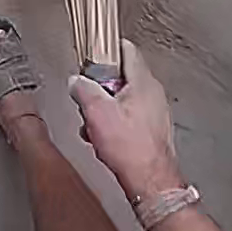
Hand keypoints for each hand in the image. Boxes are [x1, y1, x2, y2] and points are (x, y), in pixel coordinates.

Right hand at [68, 39, 186, 201]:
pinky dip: (113, 123)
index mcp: (143, 83)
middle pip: (121, 76)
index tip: (93, 53)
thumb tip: (76, 82)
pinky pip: (127, 117)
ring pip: (122, 98)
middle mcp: (153, 94)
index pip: (127, 50)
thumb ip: (83, 89)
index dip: (106, 49)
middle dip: (99, 87)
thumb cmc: (131, 149)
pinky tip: (104, 138)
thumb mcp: (96, 111)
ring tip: (95, 124)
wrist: (150, 181)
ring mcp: (155, 112)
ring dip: (104, 108)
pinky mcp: (151, 129)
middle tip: (88, 98)